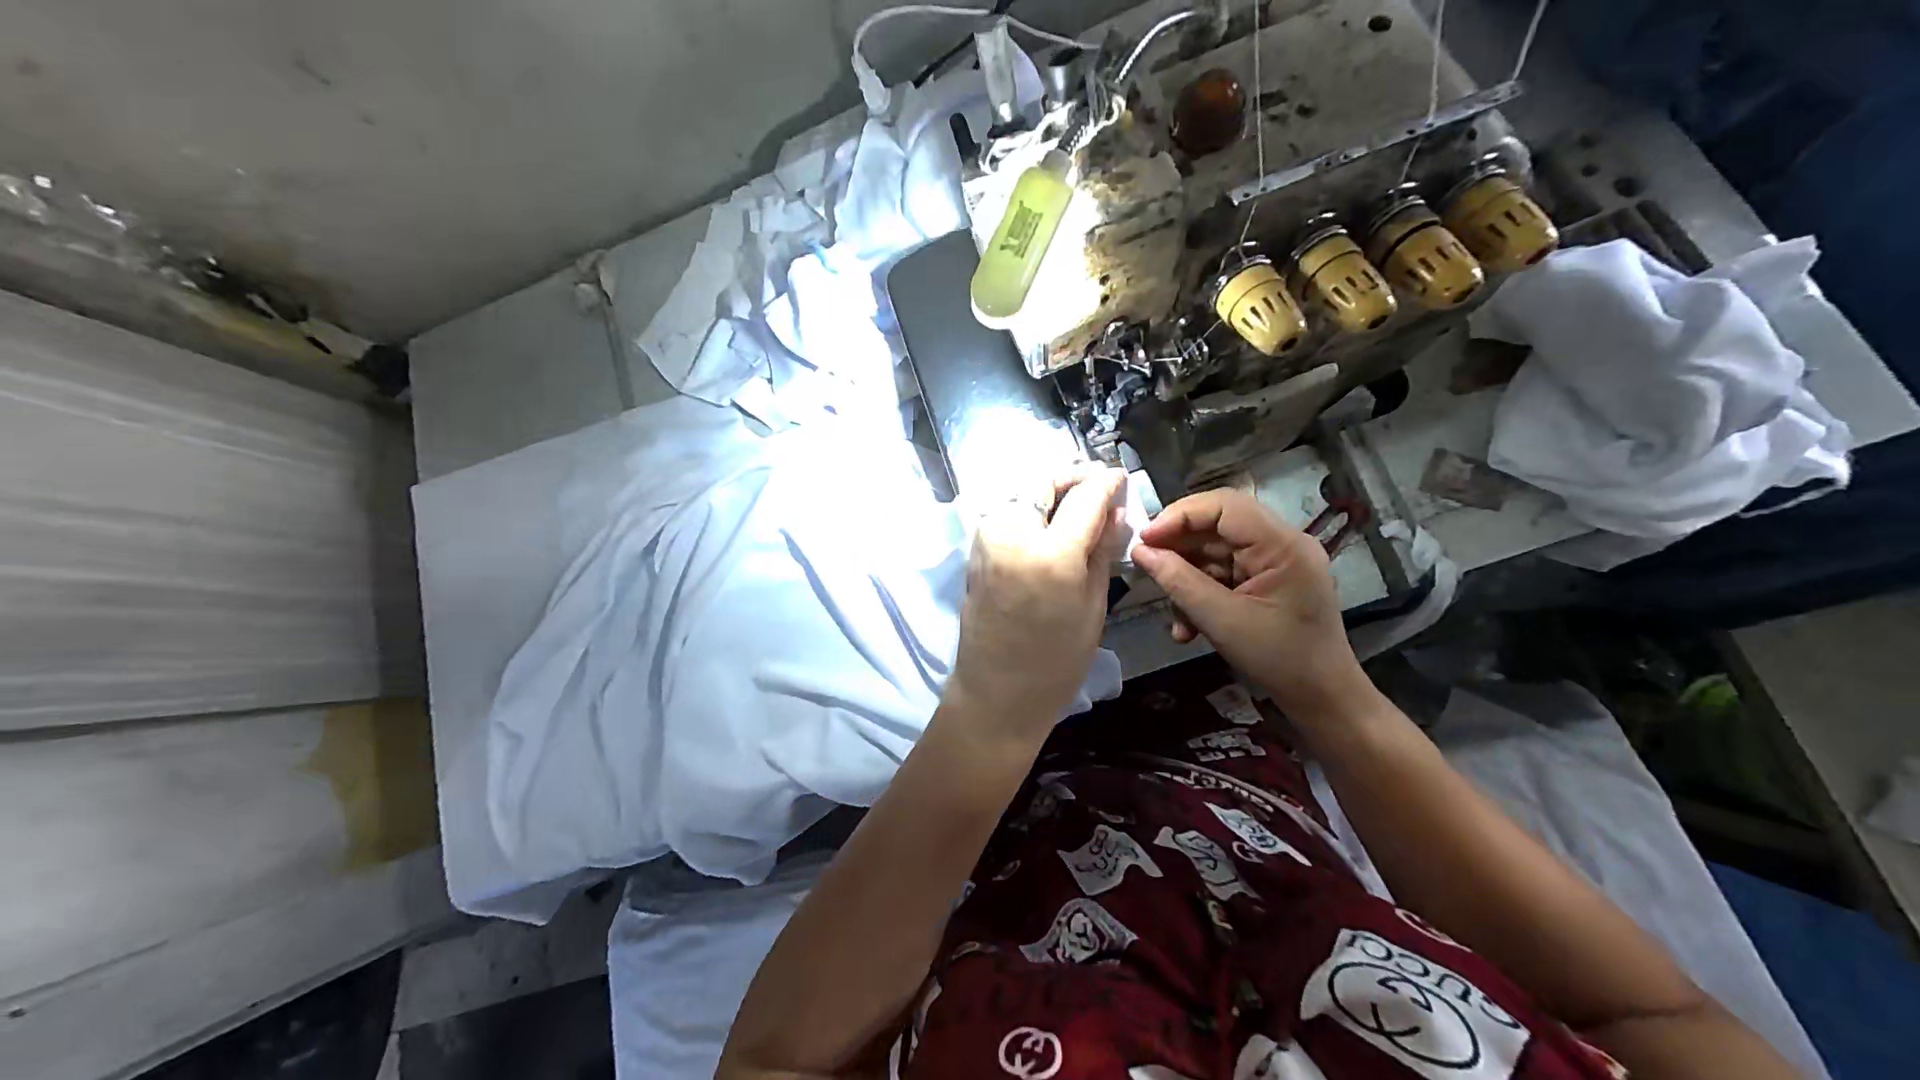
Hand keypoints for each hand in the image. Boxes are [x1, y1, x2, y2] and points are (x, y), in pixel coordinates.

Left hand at [945, 466, 1128, 745]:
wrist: (996, 692)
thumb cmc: (1056, 661)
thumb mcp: (1093, 605)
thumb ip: (1102, 549)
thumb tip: (1115, 509)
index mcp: (1050, 554)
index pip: (1085, 495)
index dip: (1107, 482)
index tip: (1120, 477)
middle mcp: (1011, 534)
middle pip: (1044, 480)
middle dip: (1073, 476)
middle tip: (1097, 487)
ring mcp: (986, 538)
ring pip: (1021, 491)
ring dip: (1049, 489)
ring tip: (1076, 505)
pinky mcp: (974, 547)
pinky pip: (1006, 510)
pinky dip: (1029, 506)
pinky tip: (1049, 520)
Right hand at [1130, 489, 1370, 718]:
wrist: (1322, 698)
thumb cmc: (1278, 659)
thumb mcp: (1221, 620)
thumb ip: (1178, 581)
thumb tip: (1140, 552)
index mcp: (1283, 545)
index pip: (1224, 506)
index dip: (1179, 516)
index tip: (1145, 540)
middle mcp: (1282, 543)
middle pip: (1217, 526)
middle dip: (1179, 550)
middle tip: (1146, 568)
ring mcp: (1275, 562)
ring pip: (1215, 553)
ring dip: (1187, 581)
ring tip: (1175, 617)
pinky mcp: (1267, 581)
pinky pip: (1224, 574)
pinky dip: (1201, 595)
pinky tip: (1188, 627)